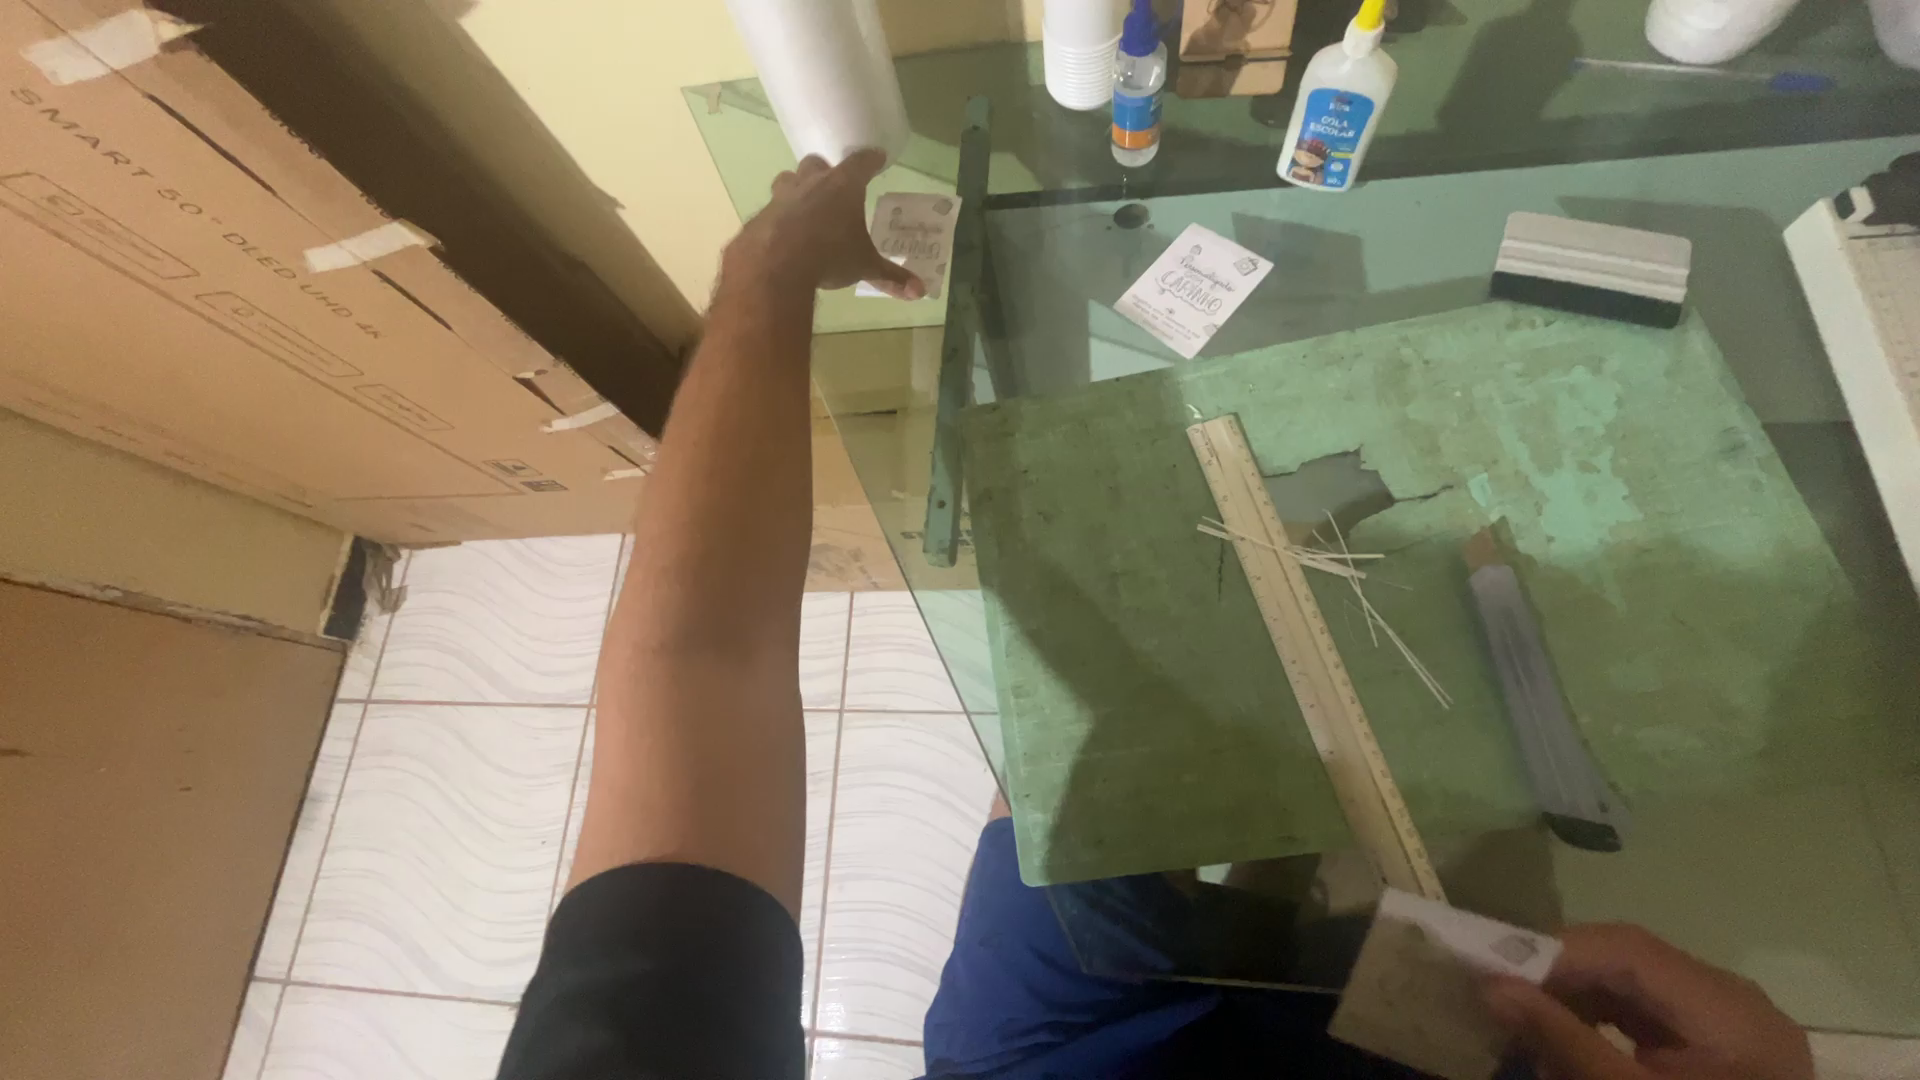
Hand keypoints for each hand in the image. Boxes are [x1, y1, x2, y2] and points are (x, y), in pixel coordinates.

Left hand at [720, 149, 924, 298]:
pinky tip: (783, 232)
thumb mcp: (865, 267)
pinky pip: (773, 209)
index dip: (871, 159)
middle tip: (833, 183)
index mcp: (843, 186)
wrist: (776, 263)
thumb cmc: (830, 255)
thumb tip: (920, 292)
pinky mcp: (763, 214)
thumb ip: (891, 277)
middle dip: (826, 171)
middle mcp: (812, 182)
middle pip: (818, 163)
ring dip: (797, 187)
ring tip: (805, 204)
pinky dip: (780, 216)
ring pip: (789, 180)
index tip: (877, 157)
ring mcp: (783, 195)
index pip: (861, 162)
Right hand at [1483, 924, 1810, 1079]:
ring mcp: (1726, 1019)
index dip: (1552, 951)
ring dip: (1570, 992)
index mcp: (1728, 1010)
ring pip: (1627, 977)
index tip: (1492, 968)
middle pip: (1624, 957)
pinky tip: (1568, 1034)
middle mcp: (1732, 999)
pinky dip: (1596, 1012)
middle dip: (1557, 971)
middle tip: (1503, 990)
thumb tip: (1489, 986)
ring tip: (1528, 1018)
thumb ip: (1563, 1040)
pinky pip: (1641, 1005)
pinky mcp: (1712, 1040)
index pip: (1625, 949)